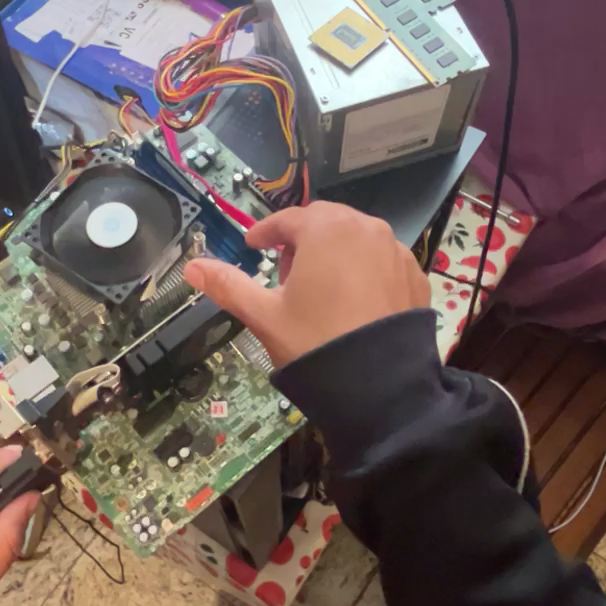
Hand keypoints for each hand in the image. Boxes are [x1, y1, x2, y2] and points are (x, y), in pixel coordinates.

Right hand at [184, 201, 429, 366]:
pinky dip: (363, 269)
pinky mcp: (414, 275)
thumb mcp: (264, 315)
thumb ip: (227, 285)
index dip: (266, 232)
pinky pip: (381, 260)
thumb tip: (191, 267)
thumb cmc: (314, 341)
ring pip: (356, 238)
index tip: (253, 245)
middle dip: (301, 240)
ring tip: (319, 286)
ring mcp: (395, 251)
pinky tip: (353, 299)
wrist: (379, 385)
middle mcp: (365, 227)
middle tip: (285, 270)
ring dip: (333, 251)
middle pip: (324, 222)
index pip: (288, 219)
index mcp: (325, 229)